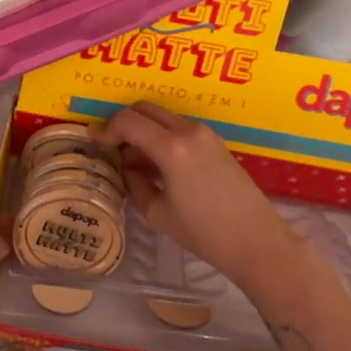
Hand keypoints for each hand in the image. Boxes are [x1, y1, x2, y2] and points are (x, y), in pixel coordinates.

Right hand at [98, 101, 302, 289]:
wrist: (257, 241)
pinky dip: (161, 136)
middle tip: (111, 147)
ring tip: (133, 160)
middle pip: (144, 109)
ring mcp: (205, 133)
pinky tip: (156, 164)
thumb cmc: (204, 233)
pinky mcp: (215, 142)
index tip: (94, 143)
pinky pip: (178, 128)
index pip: (128, 122)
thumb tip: (127, 168)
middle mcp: (188, 131)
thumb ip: (135, 184)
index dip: (106, 130)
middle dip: (123, 123)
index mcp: (171, 148)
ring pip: (162, 116)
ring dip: (143, 129)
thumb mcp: (157, 213)